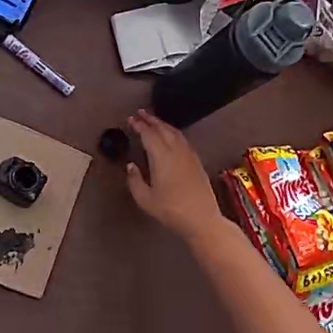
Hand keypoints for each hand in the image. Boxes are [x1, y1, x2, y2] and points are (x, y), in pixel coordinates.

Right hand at [124, 109, 224, 243]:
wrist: (201, 219)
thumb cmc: (171, 210)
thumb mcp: (145, 199)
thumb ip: (134, 180)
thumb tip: (131, 166)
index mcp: (162, 157)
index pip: (149, 134)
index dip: (139, 125)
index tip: (131, 119)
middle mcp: (176, 151)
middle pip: (163, 129)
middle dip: (151, 119)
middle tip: (141, 113)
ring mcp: (189, 155)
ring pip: (175, 132)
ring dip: (163, 124)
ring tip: (153, 121)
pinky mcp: (196, 162)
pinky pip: (183, 140)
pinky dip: (173, 132)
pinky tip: (171, 136)